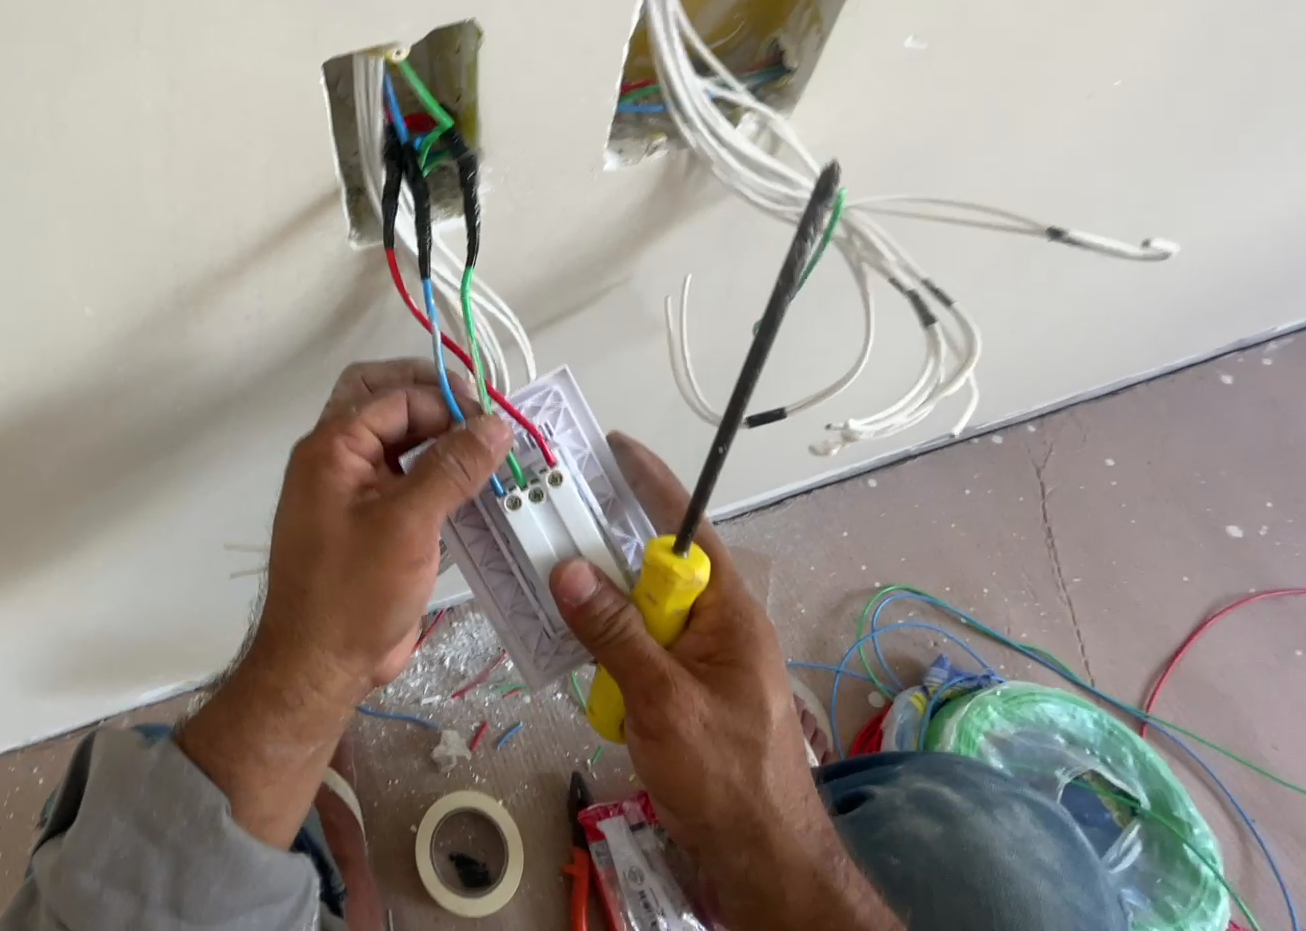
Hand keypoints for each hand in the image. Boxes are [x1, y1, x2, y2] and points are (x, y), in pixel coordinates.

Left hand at [178, 359, 509, 846]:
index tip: (496, 414)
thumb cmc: (355, 591)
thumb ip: (452, 467)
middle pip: (387, 403)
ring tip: (491, 446)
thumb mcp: (407, 523)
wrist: (319, 665)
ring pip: (398, 441)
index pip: (395, 396)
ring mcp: (354, 489)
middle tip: (486, 416)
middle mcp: (339, 458)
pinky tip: (476, 486)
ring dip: (441, 439)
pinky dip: (439, 475)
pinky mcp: (372, 520)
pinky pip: (406, 479)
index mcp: (333, 446)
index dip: (446, 398)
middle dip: (436, 401)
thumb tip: (496, 422)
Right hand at [550, 434, 901, 929]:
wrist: (758, 856)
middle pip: (653, 565)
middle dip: (605, 539)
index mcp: (727, 613)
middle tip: (554, 509)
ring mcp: (694, 656)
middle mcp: (713, 623)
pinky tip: (568, 633)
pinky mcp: (675, 684)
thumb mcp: (664, 700)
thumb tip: (567, 568)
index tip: (614, 448)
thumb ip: (616, 632)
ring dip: (598, 593)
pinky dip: (601, 633)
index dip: (652, 486)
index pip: (686, 532)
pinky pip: (632, 641)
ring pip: (637, 605)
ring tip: (547, 568)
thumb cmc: (724, 774)